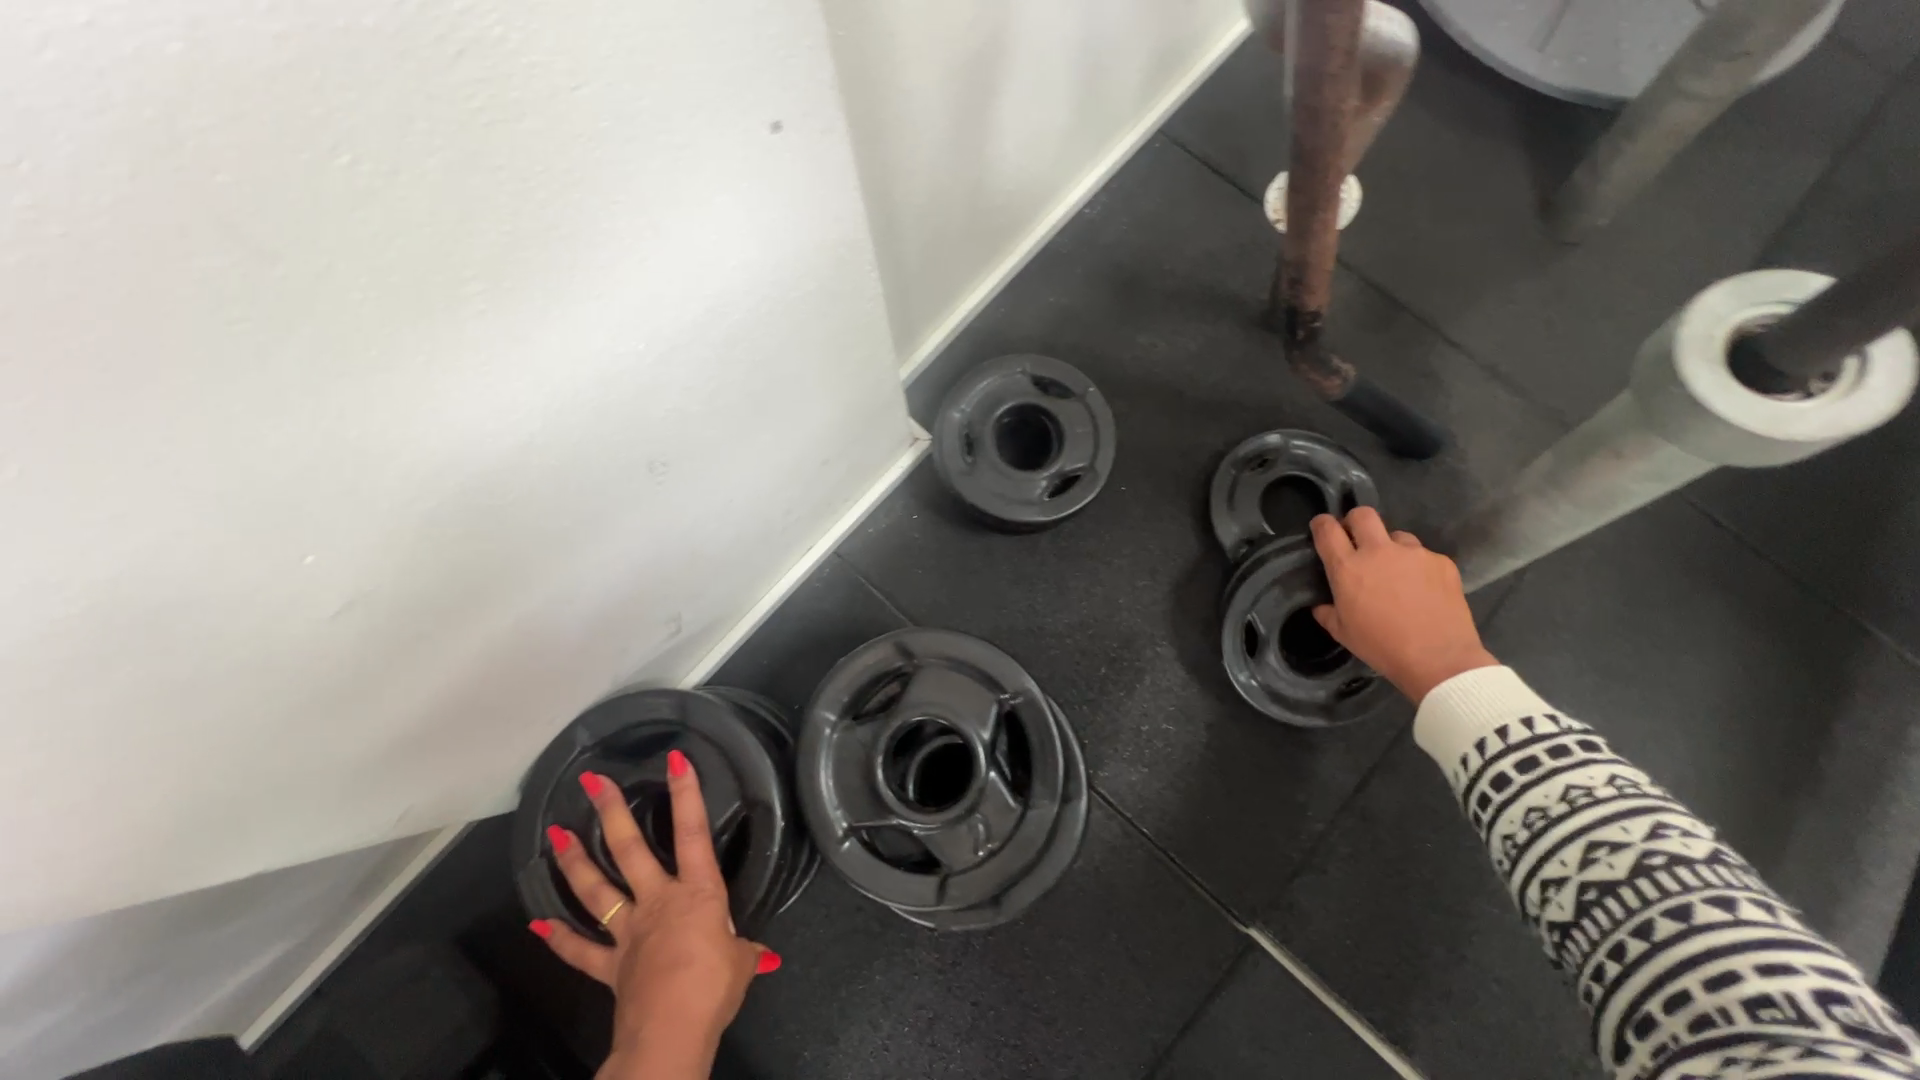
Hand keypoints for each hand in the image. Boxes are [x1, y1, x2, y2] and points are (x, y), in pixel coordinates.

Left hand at [531, 749, 778, 1079]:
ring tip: (555, 832)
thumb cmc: (714, 988)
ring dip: (574, 861)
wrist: (672, 1032)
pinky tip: (537, 923)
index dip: (686, 794)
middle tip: (593, 783)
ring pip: (597, 890)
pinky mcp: (610, 965)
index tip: (675, 760)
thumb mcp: (743, 964)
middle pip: (630, 849)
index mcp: (698, 894)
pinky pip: (580, 950)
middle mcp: (658, 902)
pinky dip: (557, 938)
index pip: (694, 833)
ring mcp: (629, 932)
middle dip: (612, 812)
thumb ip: (746, 952)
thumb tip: (761, 956)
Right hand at [1309, 507, 1498, 703]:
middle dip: (1355, 521)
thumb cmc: (1381, 647)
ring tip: (1397, 573)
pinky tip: (1423, 590)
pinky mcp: (1441, 562)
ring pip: (1397, 536)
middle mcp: (1379, 551)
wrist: (1438, 659)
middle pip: (1363, 514)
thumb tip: (1322, 605)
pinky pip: (1424, 556)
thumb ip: (1327, 612)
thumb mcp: (1343, 633)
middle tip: (1358, 541)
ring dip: (1391, 548)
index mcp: (1348, 568)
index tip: (1322, 528)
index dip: (1322, 524)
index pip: (1327, 530)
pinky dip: (1418, 568)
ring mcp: (1414, 553)